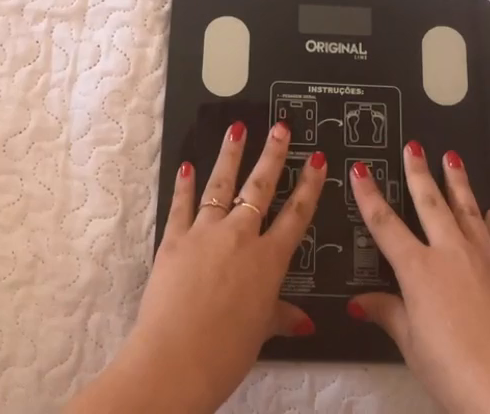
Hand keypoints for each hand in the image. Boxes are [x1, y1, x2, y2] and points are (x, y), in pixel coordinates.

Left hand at [67, 121, 327, 413]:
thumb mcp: (260, 333)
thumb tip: (304, 322)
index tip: (316, 159)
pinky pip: (181, 206)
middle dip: (272, 155)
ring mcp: (204, 234)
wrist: (174, 361)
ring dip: (230, 155)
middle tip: (281, 128)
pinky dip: (184, 185)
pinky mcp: (174, 240)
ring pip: (220, 185)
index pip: (295, 214)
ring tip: (237, 128)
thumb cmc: (223, 354)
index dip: (308, 185)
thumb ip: (280, 317)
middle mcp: (239, 238)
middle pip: (260, 188)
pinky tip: (187, 166)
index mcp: (268, 261)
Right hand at [349, 143, 489, 413]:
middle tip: (414, 146)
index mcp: (418, 270)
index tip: (361, 170)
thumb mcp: (412, 345)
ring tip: (452, 158)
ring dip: (457, 182)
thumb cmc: (455, 372)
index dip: (370, 195)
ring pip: (467, 209)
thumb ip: (387, 314)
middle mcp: (450, 253)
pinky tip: (489, 210)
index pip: (386, 224)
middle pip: (430, 203)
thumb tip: (358, 301)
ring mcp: (484, 259)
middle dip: (418, 173)